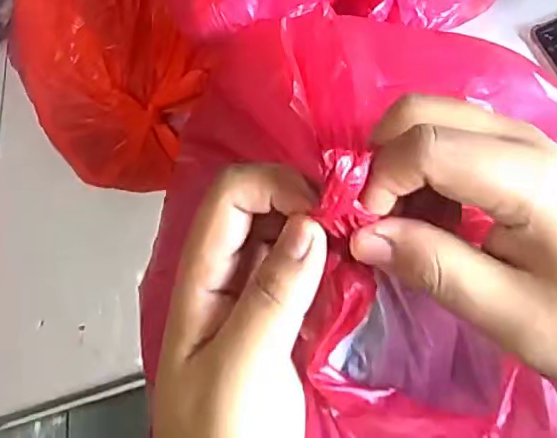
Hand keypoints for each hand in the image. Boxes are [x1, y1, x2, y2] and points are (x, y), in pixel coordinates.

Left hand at [153, 165, 326, 437]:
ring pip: (286, 234)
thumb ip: (272, 295)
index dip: (275, 186)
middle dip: (305, 204)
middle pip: (261, 204)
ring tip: (355, 255)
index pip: (232, 193)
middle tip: (350, 230)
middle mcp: (226, 270)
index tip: (323, 214)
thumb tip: (310, 222)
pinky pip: (305, 271)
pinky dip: (329, 267)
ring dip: (322, 235)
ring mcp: (253, 294)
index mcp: (202, 272)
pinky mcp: (281, 319)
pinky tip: (349, 285)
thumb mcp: (241, 369)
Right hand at [347, 94, 556, 403]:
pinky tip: (437, 215)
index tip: (368, 231)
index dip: (380, 181)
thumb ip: (435, 268)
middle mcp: (521, 137)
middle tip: (377, 219)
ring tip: (407, 224)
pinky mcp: (523, 149)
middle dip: (381, 157)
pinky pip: (453, 132)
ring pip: (432, 115)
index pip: (424, 144)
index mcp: (526, 175)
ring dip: (401, 159)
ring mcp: (523, 136)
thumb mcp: (516, 319)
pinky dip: (425, 163)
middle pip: (420, 110)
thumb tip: (361, 236)